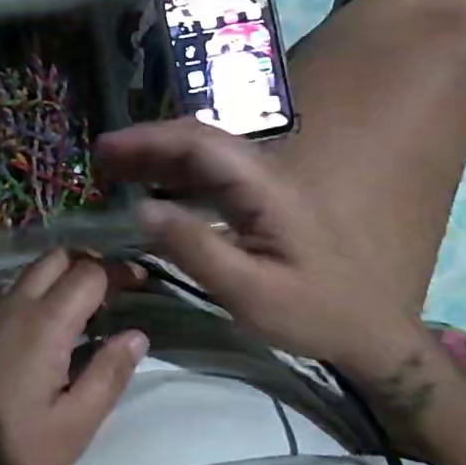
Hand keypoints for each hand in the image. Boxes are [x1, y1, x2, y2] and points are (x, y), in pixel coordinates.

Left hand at [0, 253, 147, 464]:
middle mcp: (13, 304)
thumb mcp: (72, 427)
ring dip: (61, 275)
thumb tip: (137, 334)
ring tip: (84, 308)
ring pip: (30, 272)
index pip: (89, 273)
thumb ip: (108, 375)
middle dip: (90, 262)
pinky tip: (42, 328)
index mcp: (44, 323)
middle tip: (114, 288)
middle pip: (57, 257)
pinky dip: (35, 291)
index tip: (142, 281)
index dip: (120, 271)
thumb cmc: (7, 453)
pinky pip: (9, 291)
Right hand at [97, 119, 425, 371]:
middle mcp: (263, 174)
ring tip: (113, 169)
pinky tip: (150, 190)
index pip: (200, 144)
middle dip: (146, 142)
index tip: (105, 148)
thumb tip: (142, 209)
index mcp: (265, 187)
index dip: (149, 139)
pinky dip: (173, 176)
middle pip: (198, 141)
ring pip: (202, 156)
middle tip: (99, 158)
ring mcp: (263, 186)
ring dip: (156, 156)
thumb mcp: (251, 294)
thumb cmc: (313, 312)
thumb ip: (196, 249)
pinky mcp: (260, 201)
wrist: (367, 325)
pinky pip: (209, 178)